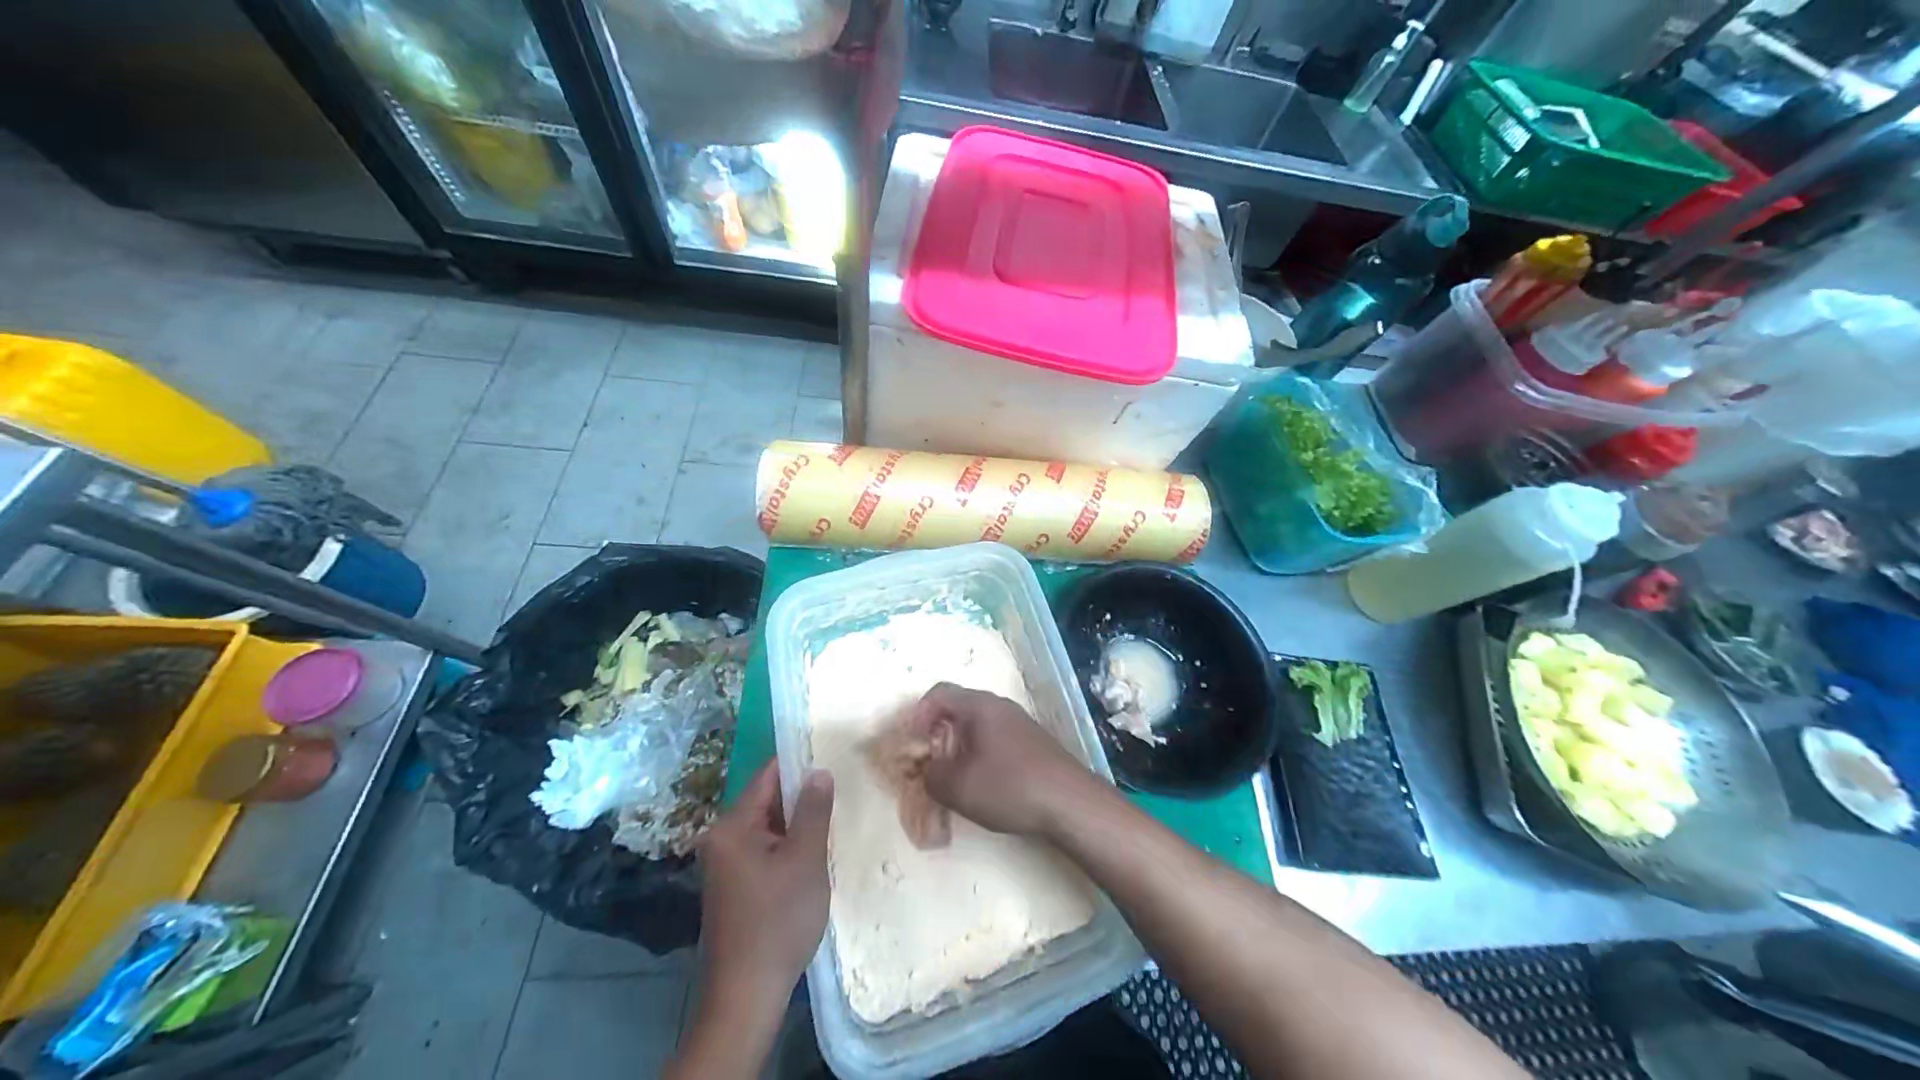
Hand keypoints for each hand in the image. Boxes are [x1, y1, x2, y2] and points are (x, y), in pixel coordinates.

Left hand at [697, 763, 833, 1005]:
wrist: (746, 994)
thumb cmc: (778, 920)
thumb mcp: (805, 860)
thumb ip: (813, 810)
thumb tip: (818, 771)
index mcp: (732, 826)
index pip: (767, 776)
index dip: (799, 765)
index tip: (831, 759)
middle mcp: (721, 839)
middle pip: (767, 802)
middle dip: (802, 799)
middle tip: (840, 795)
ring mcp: (724, 865)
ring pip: (768, 828)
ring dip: (796, 827)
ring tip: (832, 823)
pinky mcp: (733, 887)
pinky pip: (763, 851)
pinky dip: (786, 849)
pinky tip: (811, 859)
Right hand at [908, 682, 1101, 837]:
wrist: (1071, 803)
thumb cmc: (1009, 787)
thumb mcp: (956, 786)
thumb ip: (931, 775)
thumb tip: (929, 770)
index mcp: (979, 705)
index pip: (939, 693)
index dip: (918, 715)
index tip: (912, 743)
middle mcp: (1000, 706)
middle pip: (958, 708)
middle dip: (937, 733)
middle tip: (928, 761)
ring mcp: (1019, 724)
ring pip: (977, 726)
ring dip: (958, 746)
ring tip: (952, 777)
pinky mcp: (1032, 744)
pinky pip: (994, 740)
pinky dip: (979, 755)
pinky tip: (982, 784)